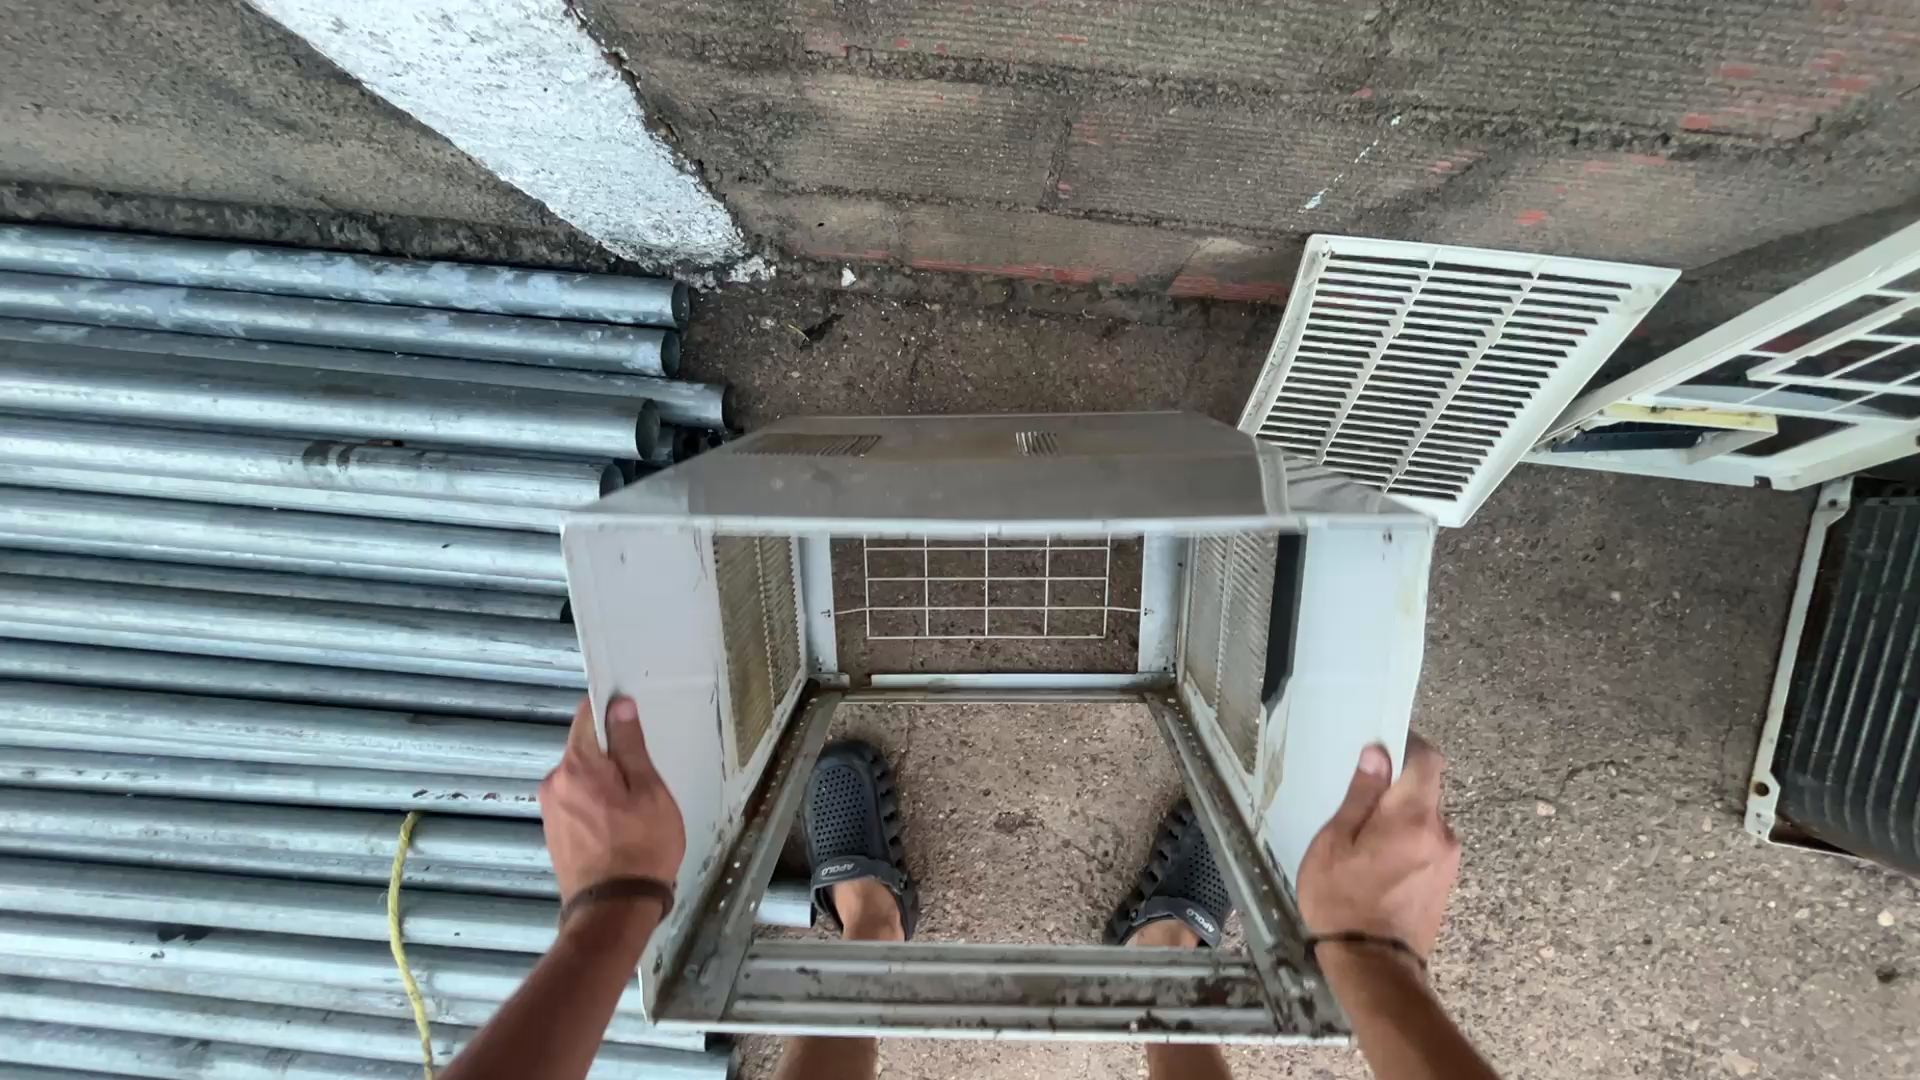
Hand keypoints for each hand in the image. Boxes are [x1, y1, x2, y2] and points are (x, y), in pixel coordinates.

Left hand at [539, 696, 685, 901]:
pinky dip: (599, 798)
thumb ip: (631, 746)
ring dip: (608, 777)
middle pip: (586, 746)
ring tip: (638, 800)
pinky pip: (579, 797)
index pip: (588, 715)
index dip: (611, 708)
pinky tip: (622, 819)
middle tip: (647, 770)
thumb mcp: (648, 789)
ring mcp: (551, 809)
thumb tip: (620, 705)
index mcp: (576, 767)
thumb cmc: (642, 845)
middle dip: (614, 750)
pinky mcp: (556, 830)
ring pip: (584, 774)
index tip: (635, 712)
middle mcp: (554, 783)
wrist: (615, 910)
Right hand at [1297, 733, 1459, 960]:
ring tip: (1359, 831)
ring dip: (1396, 812)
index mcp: (1413, 819)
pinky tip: (1375, 854)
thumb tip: (1377, 754)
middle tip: (1354, 793)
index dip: (1406, 742)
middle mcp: (1441, 834)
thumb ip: (1361, 796)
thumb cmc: (1342, 899)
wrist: (1373, 967)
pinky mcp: (1444, 879)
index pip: (1427, 760)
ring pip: (1423, 815)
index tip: (1379, 741)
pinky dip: (1404, 834)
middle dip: (1393, 782)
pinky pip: (1426, 839)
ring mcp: (1448, 859)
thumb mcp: (1336, 841)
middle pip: (1424, 787)